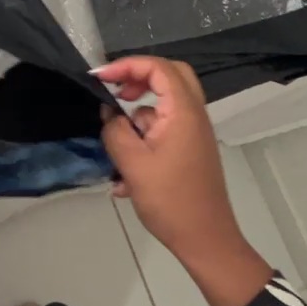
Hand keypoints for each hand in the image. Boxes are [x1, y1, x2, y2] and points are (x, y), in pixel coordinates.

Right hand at [97, 56, 272, 305]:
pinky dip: (143, 136)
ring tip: (115, 138)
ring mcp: (193, 133)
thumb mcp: (132, 163)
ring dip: (138, 113)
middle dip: (138, 77)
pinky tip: (124, 172)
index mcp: (183, 112)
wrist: (205, 240)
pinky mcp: (190, 150)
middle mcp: (193, 116)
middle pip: (169, 76)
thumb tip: (110, 114)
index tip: (100, 78)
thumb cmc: (170, 200)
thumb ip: (115, 130)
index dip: (126, 65)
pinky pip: (164, 128)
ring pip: (165, 104)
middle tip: (116, 90)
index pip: (157, 68)